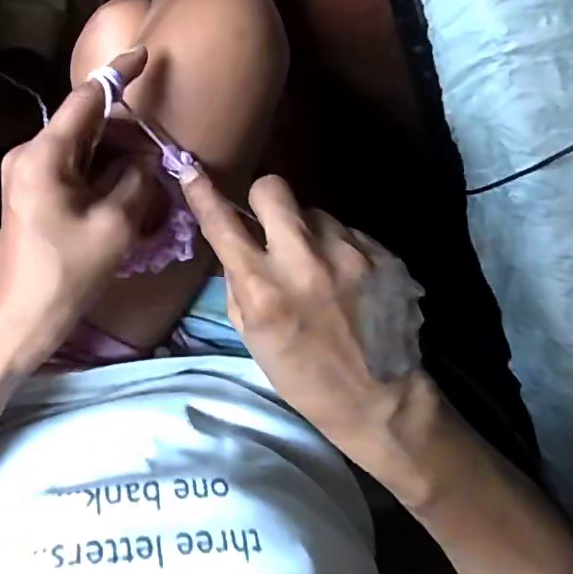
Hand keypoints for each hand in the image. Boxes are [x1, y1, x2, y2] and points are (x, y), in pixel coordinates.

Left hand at [0, 47, 161, 367]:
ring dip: (114, 157)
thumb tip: (142, 159)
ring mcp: (25, 172)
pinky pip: (71, 168)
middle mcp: (28, 154)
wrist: (21, 318)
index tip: (146, 54)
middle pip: (85, 125)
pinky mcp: (30, 191)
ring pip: (80, 148)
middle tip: (159, 154)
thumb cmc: (67, 272)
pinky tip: (123, 192)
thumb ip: (134, 179)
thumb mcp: (115, 224)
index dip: (118, 74)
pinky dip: (99, 173)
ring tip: (147, 178)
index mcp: (43, 154)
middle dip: (124, 133)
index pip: (86, 99)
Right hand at [181, 171, 423, 445]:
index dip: (202, 193)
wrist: (381, 402)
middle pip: (272, 188)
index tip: (190, 171)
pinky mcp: (382, 255)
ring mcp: (349, 253)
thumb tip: (234, 237)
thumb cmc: (302, 374)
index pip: (222, 223)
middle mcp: (304, 261)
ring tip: (317, 266)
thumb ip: (238, 278)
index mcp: (263, 288)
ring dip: (306, 231)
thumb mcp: (250, 332)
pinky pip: (345, 230)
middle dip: (263, 200)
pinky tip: (345, 279)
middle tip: (269, 225)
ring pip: (313, 210)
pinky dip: (337, 247)